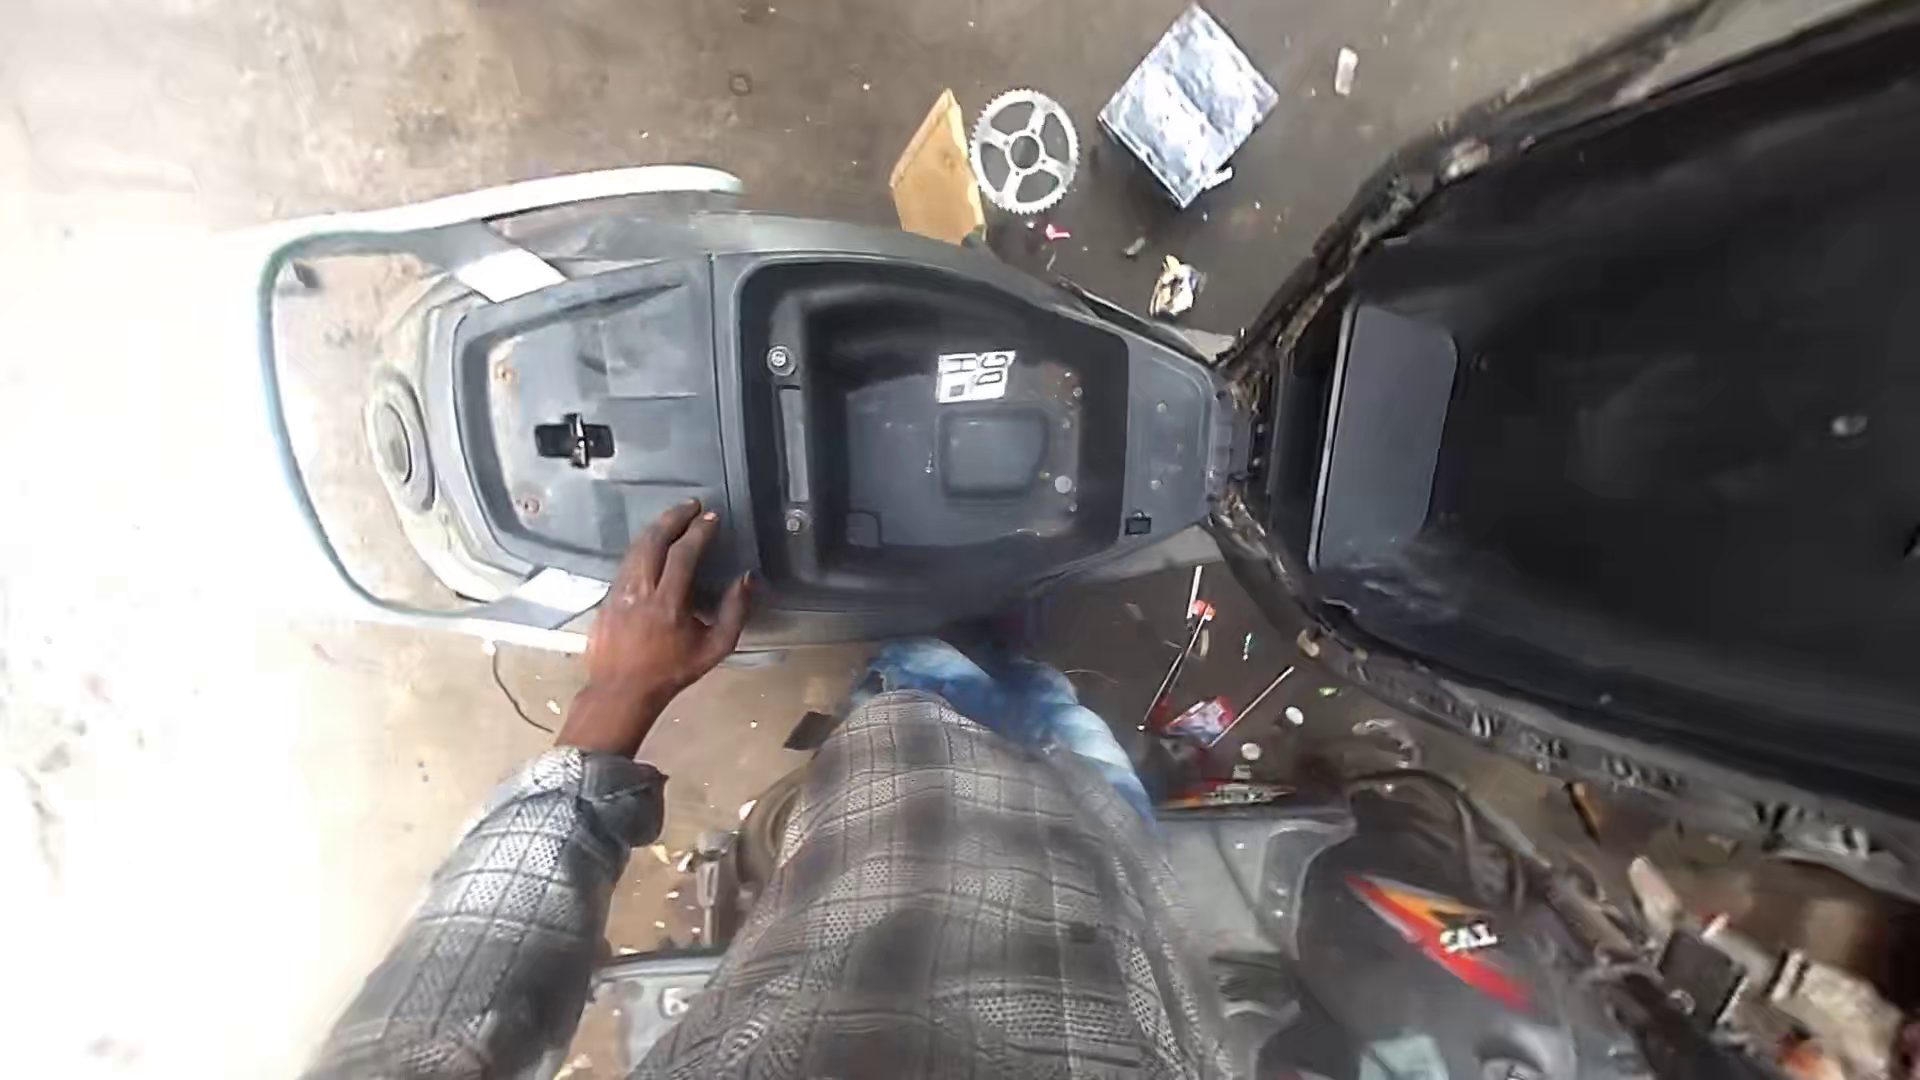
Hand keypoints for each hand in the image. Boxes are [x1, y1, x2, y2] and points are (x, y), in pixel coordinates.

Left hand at [557, 500, 751, 756]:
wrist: (621, 691)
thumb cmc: (674, 670)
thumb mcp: (716, 647)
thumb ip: (734, 611)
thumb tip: (746, 579)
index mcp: (668, 604)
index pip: (683, 556)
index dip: (699, 533)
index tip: (712, 517)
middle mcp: (640, 591)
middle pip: (653, 542)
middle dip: (673, 518)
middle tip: (691, 504)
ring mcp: (619, 592)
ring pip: (636, 548)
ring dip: (656, 528)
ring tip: (674, 516)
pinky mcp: (607, 597)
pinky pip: (626, 562)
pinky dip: (643, 545)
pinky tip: (653, 542)